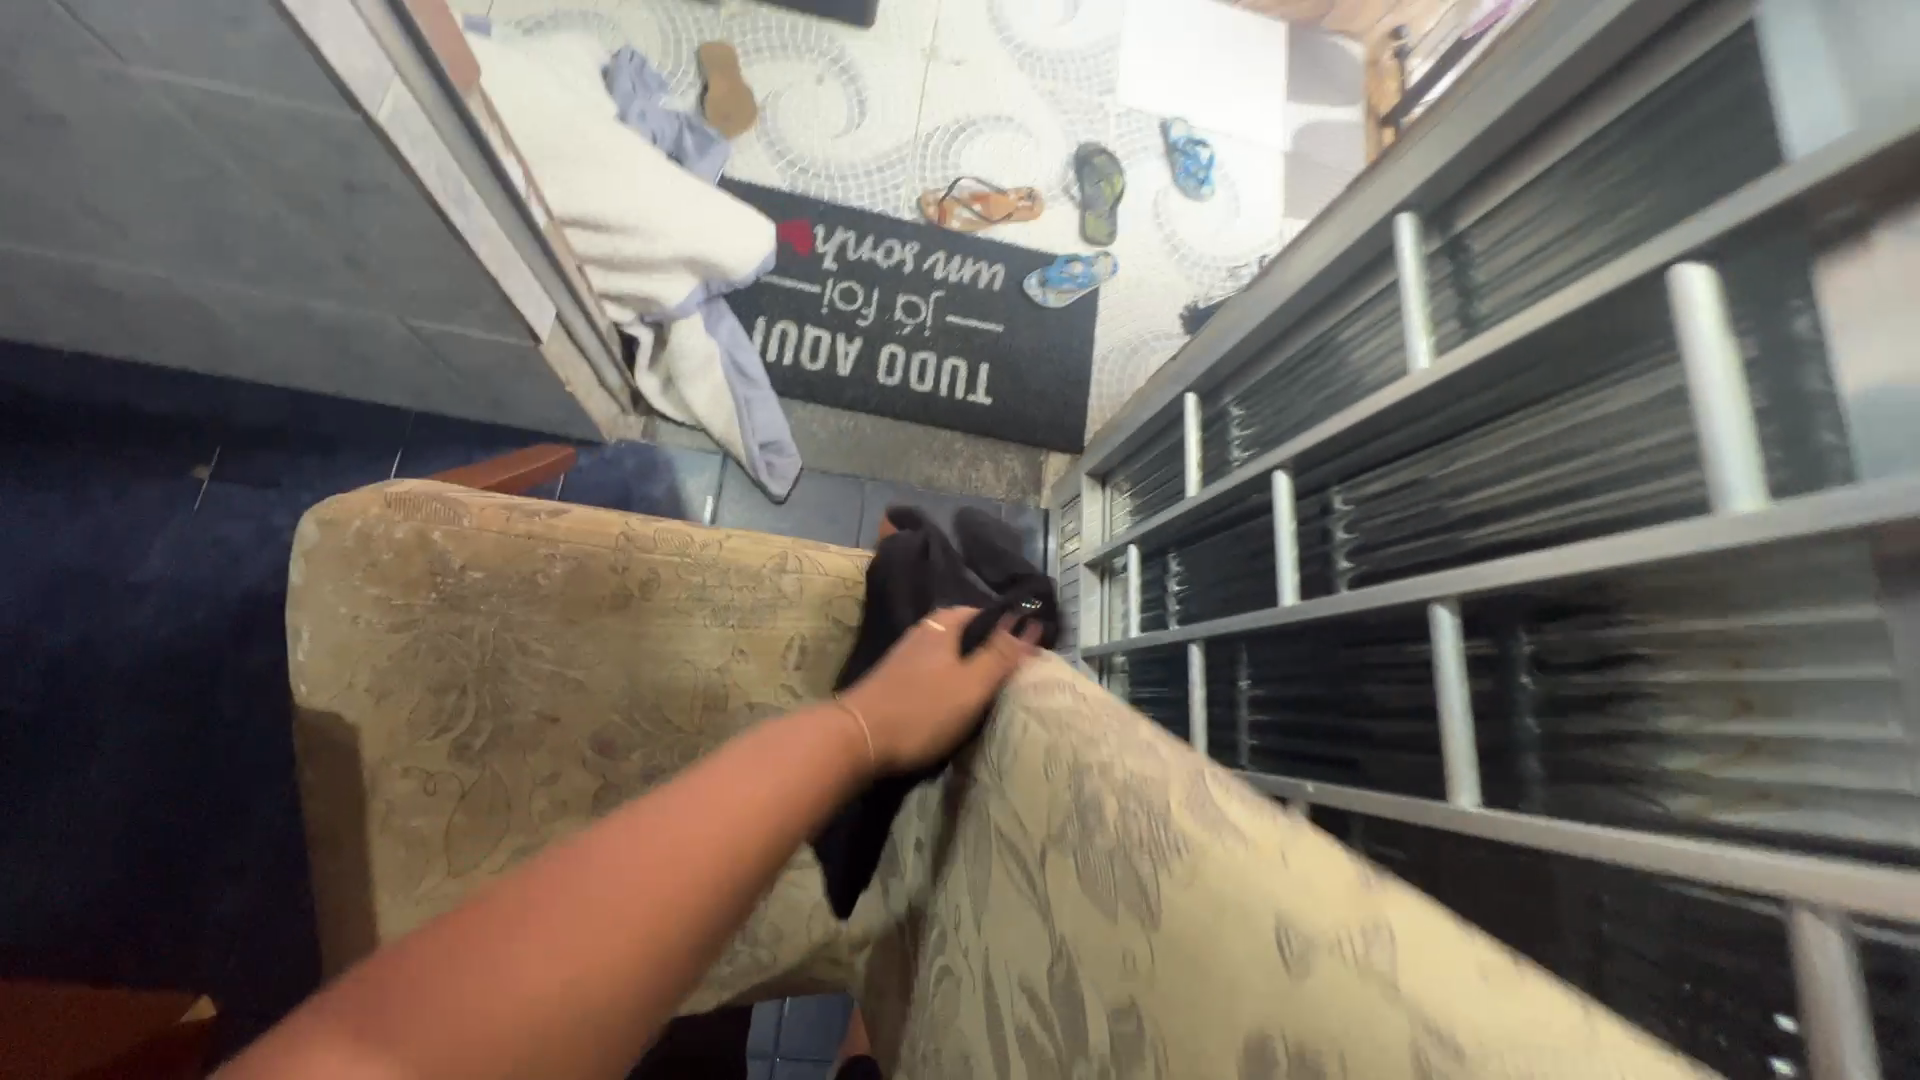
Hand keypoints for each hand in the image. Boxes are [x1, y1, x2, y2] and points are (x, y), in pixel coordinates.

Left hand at [839, 606, 1041, 772]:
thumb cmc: (922, 710)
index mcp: (943, 626)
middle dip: (984, 647)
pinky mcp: (891, 680)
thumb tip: (1031, 620)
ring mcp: (903, 656)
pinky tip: (951, 700)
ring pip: (944, 652)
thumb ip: (1001, 654)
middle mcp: (921, 633)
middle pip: (962, 632)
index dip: (1006, 627)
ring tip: (984, 689)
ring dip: (964, 665)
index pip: (983, 613)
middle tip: (1007, 672)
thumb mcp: (972, 684)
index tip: (1025, 649)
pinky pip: (929, 671)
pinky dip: (945, 680)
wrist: (856, 738)